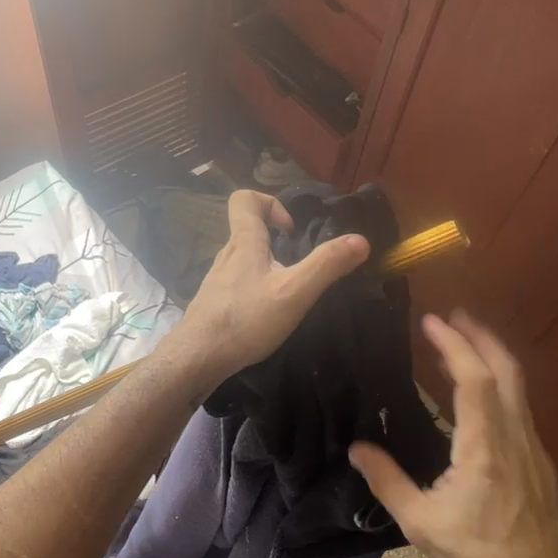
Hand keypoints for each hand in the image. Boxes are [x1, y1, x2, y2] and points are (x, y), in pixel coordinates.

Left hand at [165, 190, 369, 384]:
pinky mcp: (213, 303)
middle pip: (248, 231)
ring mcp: (216, 280)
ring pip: (244, 260)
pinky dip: (255, 290)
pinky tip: (266, 314)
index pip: (244, 199)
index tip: (291, 230)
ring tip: (287, 292)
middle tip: (299, 265)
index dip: (270, 203)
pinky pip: (237, 284)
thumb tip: (361, 240)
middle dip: (276, 240)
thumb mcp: (294, 292)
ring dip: (267, 267)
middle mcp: (227, 255)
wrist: (197, 358)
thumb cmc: (245, 320)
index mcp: (244, 242)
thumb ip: (326, 265)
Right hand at [349, 311, 557, 557]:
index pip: (474, 378)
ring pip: (518, 387)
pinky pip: (520, 406)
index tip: (431, 320)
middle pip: (506, 370)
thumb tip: (356, 448)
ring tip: (462, 344)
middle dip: (480, 336)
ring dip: (491, 357)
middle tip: (453, 315)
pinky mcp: (539, 463)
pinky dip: (499, 383)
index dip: (454, 344)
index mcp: (485, 447)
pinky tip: (480, 395)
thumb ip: (387, 480)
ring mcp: (533, 448)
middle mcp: (515, 437)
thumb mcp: (421, 524)